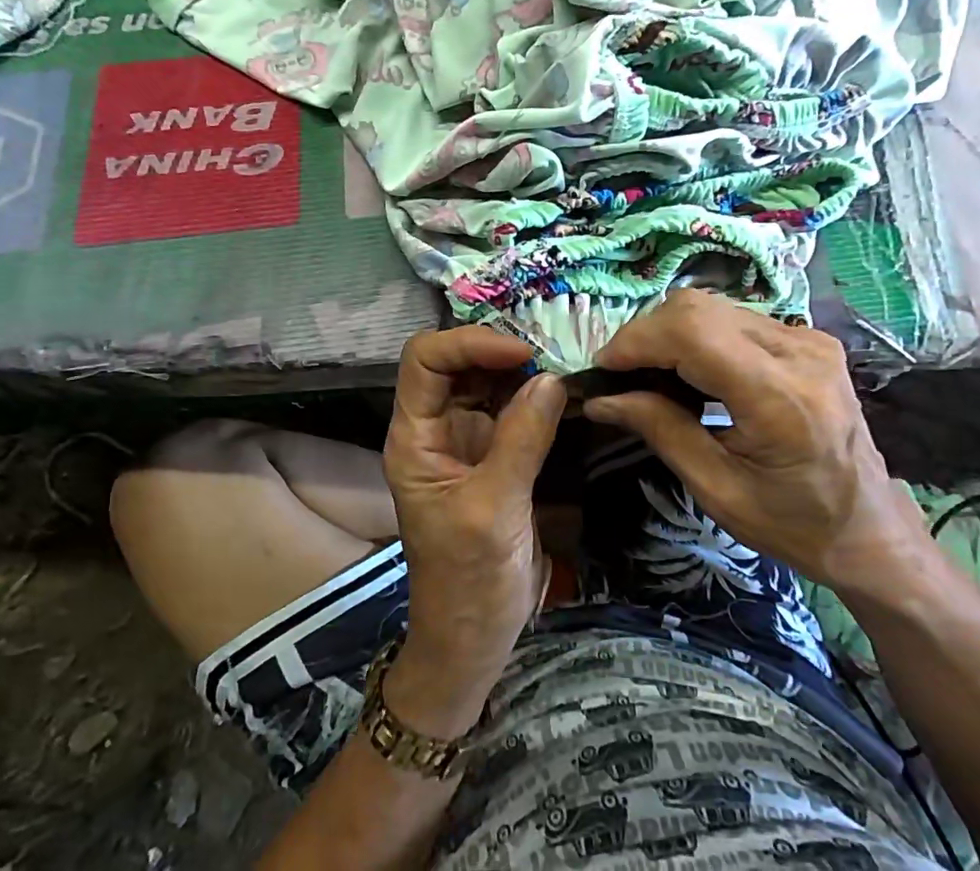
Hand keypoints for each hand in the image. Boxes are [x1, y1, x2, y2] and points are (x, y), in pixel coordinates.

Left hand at [382, 327, 566, 736]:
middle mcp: (435, 430)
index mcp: (414, 437)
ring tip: (565, 366)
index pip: (424, 360)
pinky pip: (510, 412)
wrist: (473, 636)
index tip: (521, 352)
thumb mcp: (494, 509)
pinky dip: (534, 397)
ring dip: (520, 371)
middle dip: (498, 351)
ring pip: (485, 384)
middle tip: (554, 353)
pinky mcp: (493, 458)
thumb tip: (550, 378)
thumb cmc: (469, 579)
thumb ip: (520, 440)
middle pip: (456, 364)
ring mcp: (465, 442)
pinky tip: (564, 394)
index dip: (467, 343)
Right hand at [582, 289, 928, 590]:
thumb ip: (660, 431)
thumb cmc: (793, 524)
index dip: (636, 341)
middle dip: (644, 335)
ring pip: (710, 307)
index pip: (692, 332)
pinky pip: (730, 319)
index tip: (602, 371)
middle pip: (697, 308)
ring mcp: (807, 340)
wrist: (869, 529)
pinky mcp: (805, 340)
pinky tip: (684, 373)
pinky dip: (692, 337)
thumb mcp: (717, 489)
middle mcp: (799, 352)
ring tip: (645, 376)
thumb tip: (600, 399)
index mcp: (781, 397)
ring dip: (666, 334)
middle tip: (619, 377)